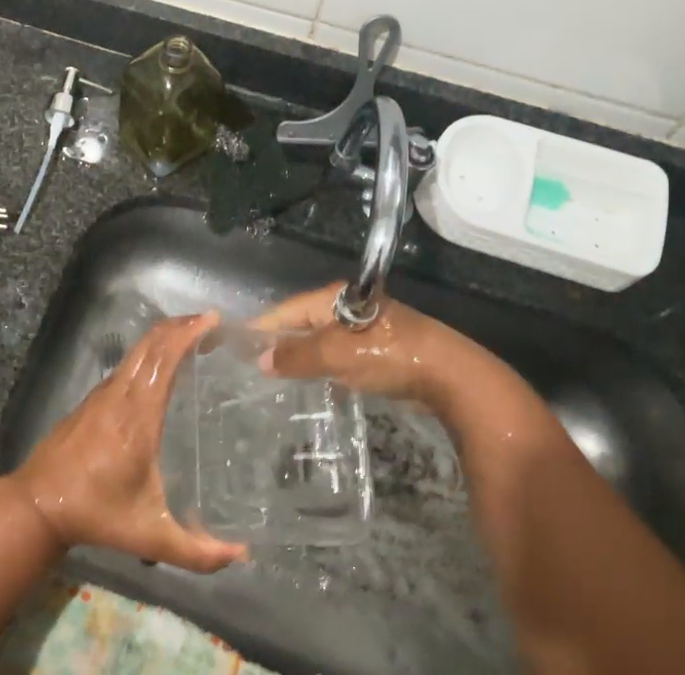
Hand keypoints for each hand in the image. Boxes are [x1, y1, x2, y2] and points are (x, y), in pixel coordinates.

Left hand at [10, 313, 247, 572]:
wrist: (37, 504)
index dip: (188, 334)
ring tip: (193, 340)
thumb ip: (197, 553)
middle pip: (150, 345)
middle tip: (211, 325)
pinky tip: (159, 371)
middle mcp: (120, 397)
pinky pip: (124, 367)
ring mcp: (101, 396)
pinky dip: (147, 356)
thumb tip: (241, 556)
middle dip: (181, 327)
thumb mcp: (150, 538)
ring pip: (135, 353)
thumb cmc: (96, 514)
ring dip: (163, 339)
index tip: (214, 321)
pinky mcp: (90, 402)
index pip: (163, 359)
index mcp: (138, 418)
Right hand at [254, 283, 465, 402]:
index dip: (262, 331)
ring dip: (302, 360)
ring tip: (274, 382)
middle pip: (302, 324)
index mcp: (334, 298)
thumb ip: (296, 357)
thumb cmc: (389, 358)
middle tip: (251, 372)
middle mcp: (346, 307)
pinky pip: (338, 356)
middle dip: (279, 346)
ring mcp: (363, 329)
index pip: (285, 310)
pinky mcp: (377, 351)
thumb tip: (259, 360)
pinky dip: (323, 369)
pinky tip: (312, 386)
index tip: (236, 351)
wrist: (449, 377)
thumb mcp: (336, 356)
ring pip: (320, 342)